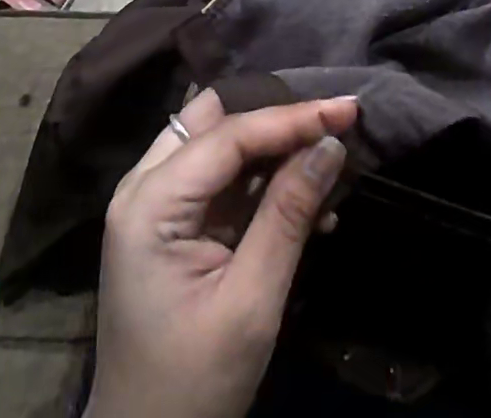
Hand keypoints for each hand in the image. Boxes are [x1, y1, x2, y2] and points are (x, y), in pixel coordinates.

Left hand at [86, 91, 357, 417]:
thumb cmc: (195, 381)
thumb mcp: (252, 300)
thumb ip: (288, 214)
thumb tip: (331, 145)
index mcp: (149, 204)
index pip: (229, 135)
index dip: (292, 118)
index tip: (347, 109)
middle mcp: (143, 188)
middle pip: (214, 121)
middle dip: (276, 118)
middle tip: (332, 124)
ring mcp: (154, 204)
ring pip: (219, 143)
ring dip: (274, 149)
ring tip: (329, 163)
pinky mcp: (173, 223)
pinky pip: (222, 179)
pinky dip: (264, 180)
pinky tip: (308, 203)